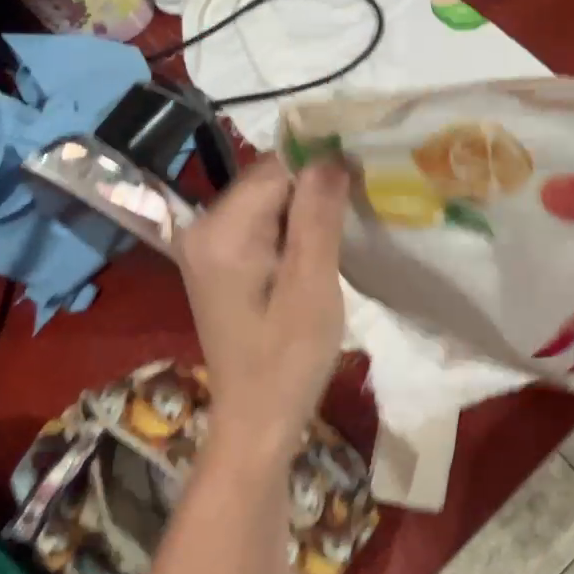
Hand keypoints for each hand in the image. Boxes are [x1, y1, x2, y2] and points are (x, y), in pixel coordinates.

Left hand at [174, 155, 350, 453]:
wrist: (258, 419)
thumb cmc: (288, 358)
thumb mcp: (312, 285)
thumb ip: (318, 216)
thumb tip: (331, 154)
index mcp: (221, 231)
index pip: (277, 167)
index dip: (324, 163)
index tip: (370, 169)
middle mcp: (203, 228)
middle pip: (271, 179)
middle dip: (318, 181)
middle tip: (369, 193)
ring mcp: (209, 245)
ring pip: (270, 199)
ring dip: (311, 202)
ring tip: (356, 213)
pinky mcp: (222, 261)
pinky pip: (264, 222)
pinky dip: (297, 223)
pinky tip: (327, 238)